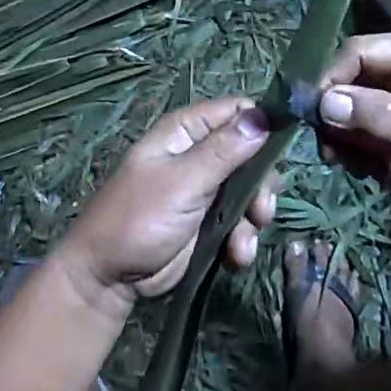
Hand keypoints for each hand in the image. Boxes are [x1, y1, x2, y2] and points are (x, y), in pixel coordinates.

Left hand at [60, 97, 278, 305]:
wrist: (109, 278)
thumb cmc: (138, 218)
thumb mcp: (182, 181)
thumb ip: (223, 151)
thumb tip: (263, 116)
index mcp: (186, 132)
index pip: (237, 111)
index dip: (262, 125)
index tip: (281, 150)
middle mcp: (199, 154)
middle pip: (253, 154)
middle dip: (262, 184)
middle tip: (260, 210)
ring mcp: (206, 190)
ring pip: (252, 191)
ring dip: (254, 218)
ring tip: (241, 242)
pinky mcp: (211, 222)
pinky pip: (242, 221)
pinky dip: (243, 239)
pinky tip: (235, 257)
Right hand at [315, 29, 390, 196]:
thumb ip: (384, 118)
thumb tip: (325, 104)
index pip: (359, 51)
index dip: (330, 81)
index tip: (312, 121)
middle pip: (352, 76)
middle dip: (339, 116)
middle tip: (334, 156)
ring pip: (357, 101)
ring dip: (351, 136)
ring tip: (362, 170)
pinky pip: (372, 120)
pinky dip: (366, 145)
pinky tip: (376, 170)